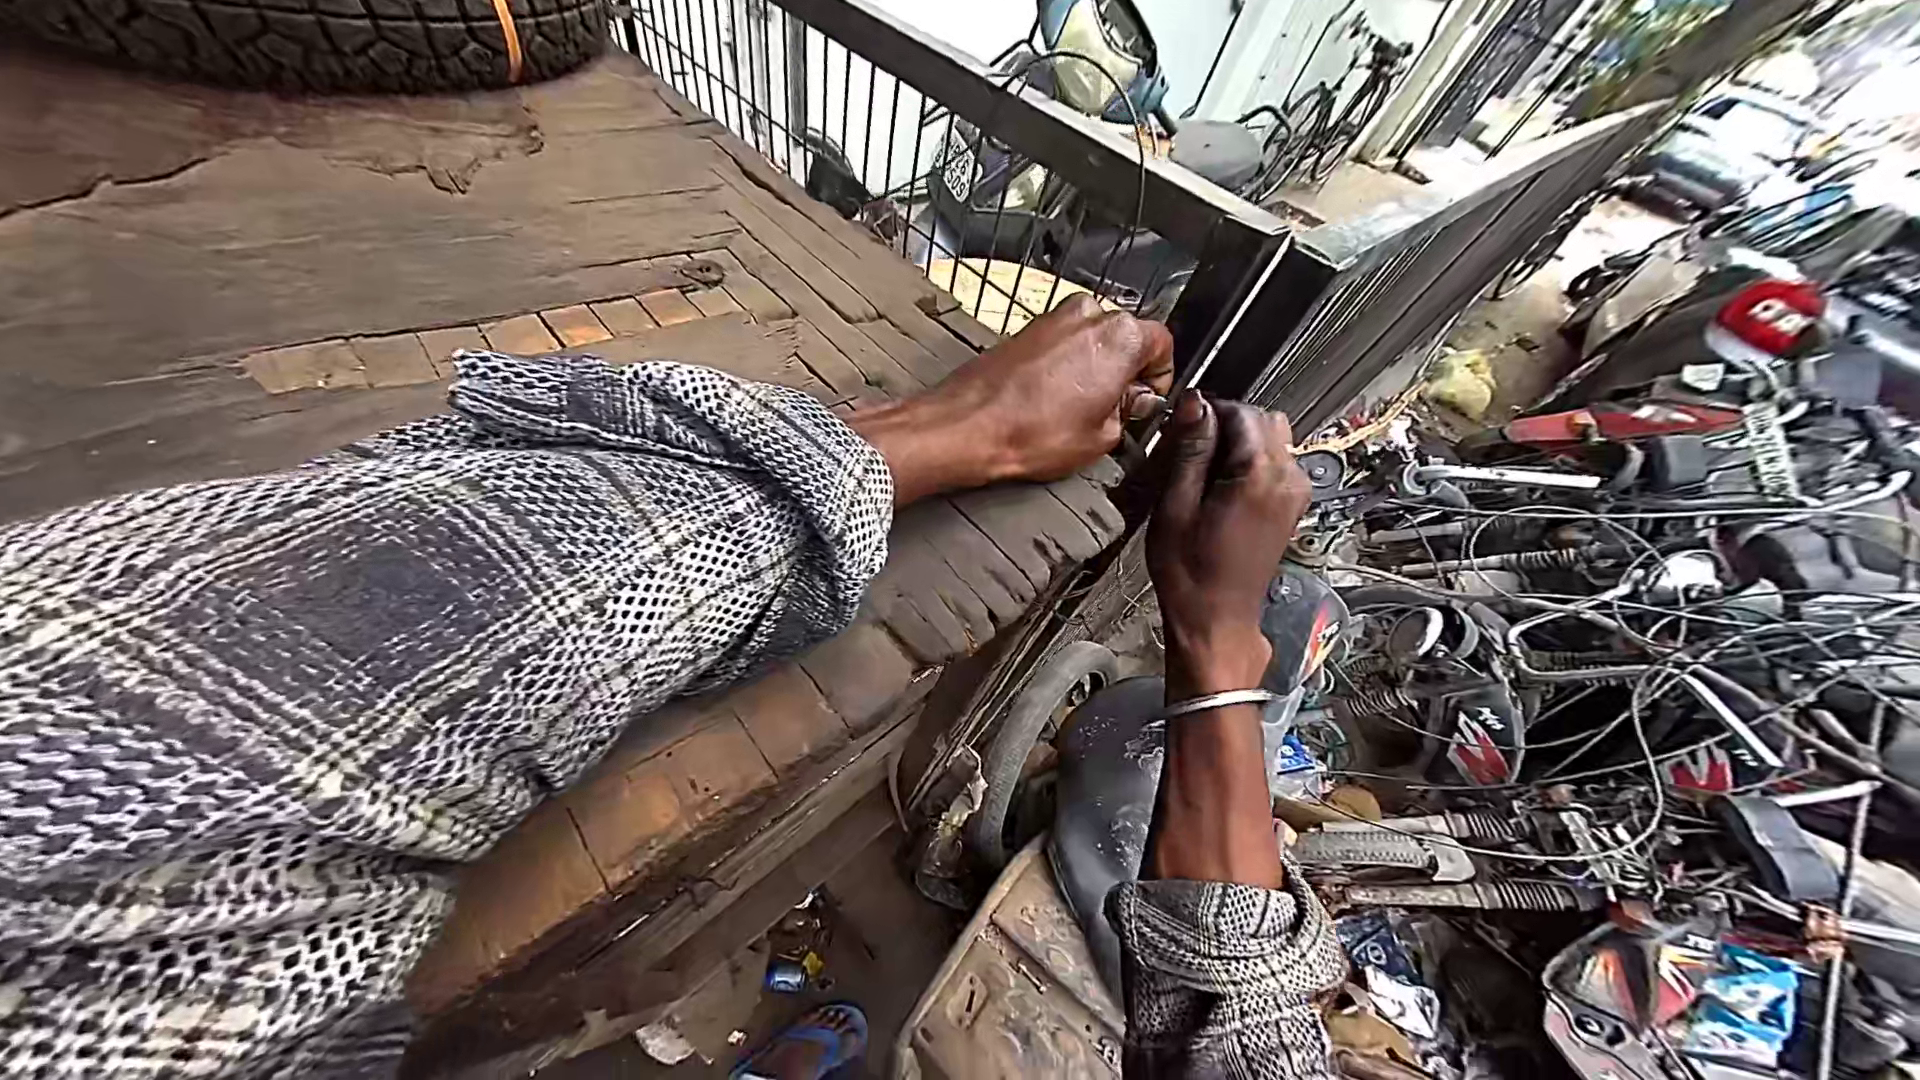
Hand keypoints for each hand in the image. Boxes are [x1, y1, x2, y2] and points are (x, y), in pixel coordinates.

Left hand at [847, 296, 1173, 503]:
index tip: (1146, 400)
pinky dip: (1064, 367)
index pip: (1162, 344)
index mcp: (1119, 334)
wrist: (968, 427)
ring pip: (1091, 340)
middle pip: (1125, 338)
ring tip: (1076, 411)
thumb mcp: (1101, 437)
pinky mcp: (1025, 331)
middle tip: (1112, 411)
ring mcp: (1052, 319)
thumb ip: (1129, 411)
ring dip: (1093, 369)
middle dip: (1124, 372)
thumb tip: (1132, 402)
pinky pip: (1060, 345)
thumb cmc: (1027, 431)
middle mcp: (1087, 314)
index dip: (1159, 378)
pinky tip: (1051, 401)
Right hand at [1146, 393, 1310, 698]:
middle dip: (1224, 424)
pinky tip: (1217, 488)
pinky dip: (1247, 463)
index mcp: (1261, 476)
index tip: (1180, 424)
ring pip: (1271, 439)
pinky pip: (1274, 464)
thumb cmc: (1191, 573)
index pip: (1242, 412)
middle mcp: (1289, 480)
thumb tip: (1195, 405)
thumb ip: (1190, 450)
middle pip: (1263, 420)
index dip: (1207, 411)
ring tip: (1200, 471)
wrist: (1215, 618)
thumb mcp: (1176, 506)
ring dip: (1236, 443)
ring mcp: (1295, 494)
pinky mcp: (1290, 507)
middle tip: (1187, 448)